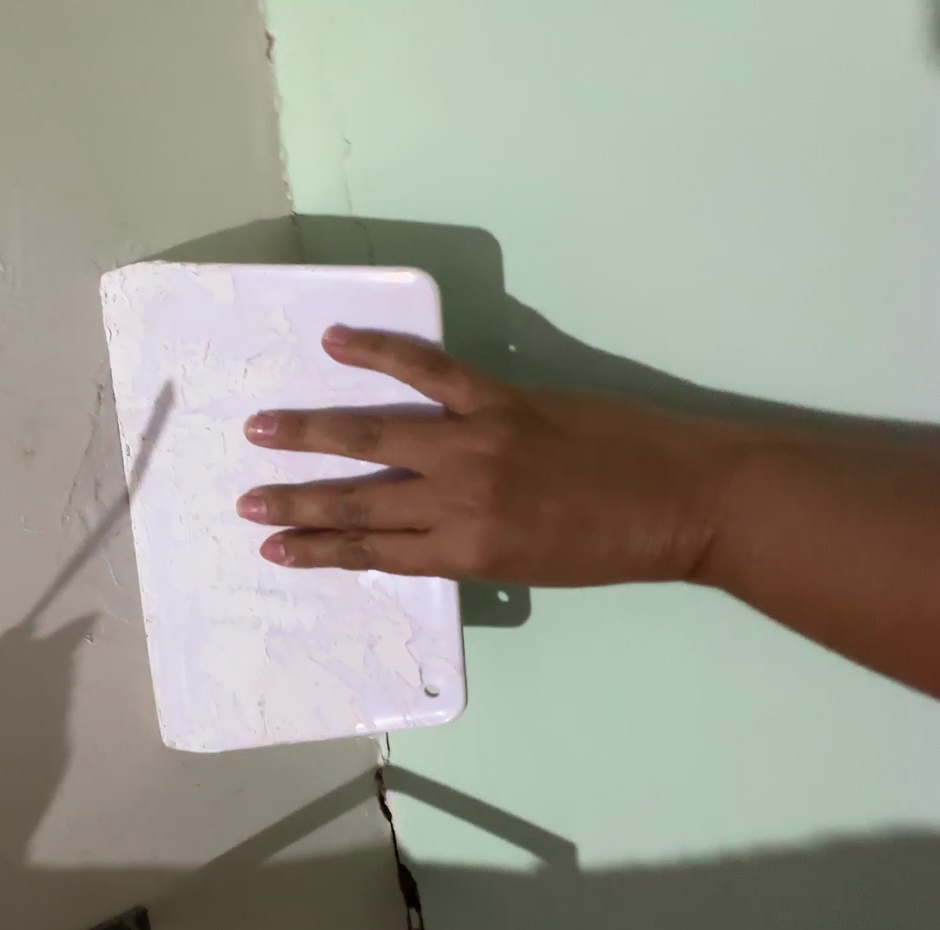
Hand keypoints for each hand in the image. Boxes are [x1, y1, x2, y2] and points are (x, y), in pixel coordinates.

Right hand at [235, 326, 736, 585]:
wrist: (702, 503)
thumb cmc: (608, 546)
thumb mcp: (517, 567)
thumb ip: (447, 548)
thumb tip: (390, 532)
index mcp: (462, 550)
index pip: (367, 549)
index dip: (314, 550)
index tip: (270, 546)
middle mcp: (457, 499)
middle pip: (356, 500)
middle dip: (294, 502)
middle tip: (246, 500)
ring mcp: (476, 443)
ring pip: (373, 437)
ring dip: (309, 433)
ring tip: (260, 428)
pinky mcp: (502, 398)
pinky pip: (430, 371)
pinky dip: (380, 353)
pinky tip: (336, 342)